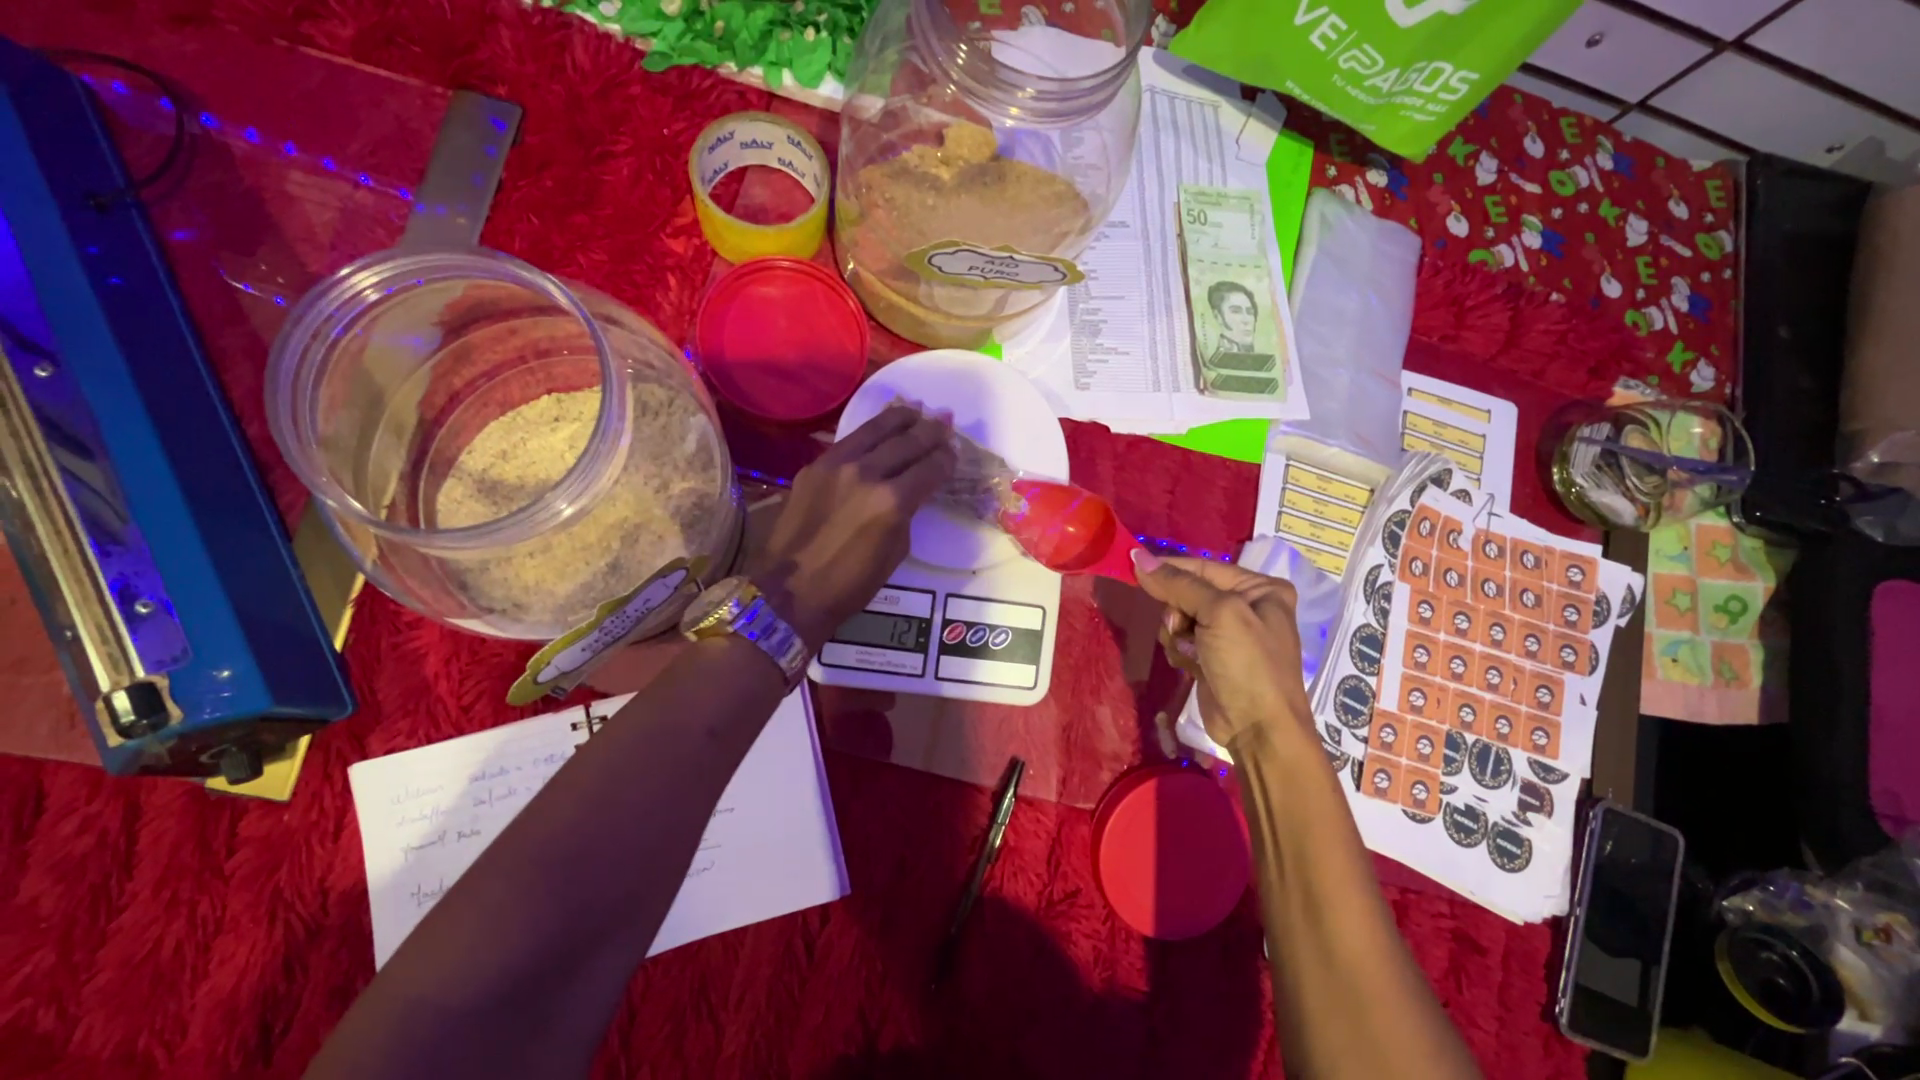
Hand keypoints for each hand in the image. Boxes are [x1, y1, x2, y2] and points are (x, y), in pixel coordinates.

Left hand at [750, 406, 955, 648]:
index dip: (946, 458)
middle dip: (930, 432)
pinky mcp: (814, 466)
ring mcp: (837, 465)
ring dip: (901, 419)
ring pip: (876, 430)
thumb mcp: (895, 551)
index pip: (930, 468)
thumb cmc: (850, 584)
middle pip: (907, 443)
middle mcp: (868, 473)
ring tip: (916, 410)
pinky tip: (881, 426)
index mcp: (893, 501)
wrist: (790, 591)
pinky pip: (850, 440)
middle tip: (945, 421)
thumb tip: (912, 491)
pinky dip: (870, 430)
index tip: (954, 451)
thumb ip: (907, 513)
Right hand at [1132, 550, 1313, 756]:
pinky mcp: (1212, 658)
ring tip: (1192, 653)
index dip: (1170, 569)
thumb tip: (1137, 557)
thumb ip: (1178, 584)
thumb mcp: (1219, 614)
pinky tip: (1192, 667)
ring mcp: (1229, 635)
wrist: (1259, 730)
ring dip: (1177, 635)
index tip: (1134, 569)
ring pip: (1180, 618)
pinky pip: (1182, 641)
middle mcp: (1247, 607)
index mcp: (1260, 588)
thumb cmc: (1249, 664)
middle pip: (1188, 593)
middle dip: (1179, 611)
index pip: (1203, 567)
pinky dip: (1181, 651)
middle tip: (1184, 629)